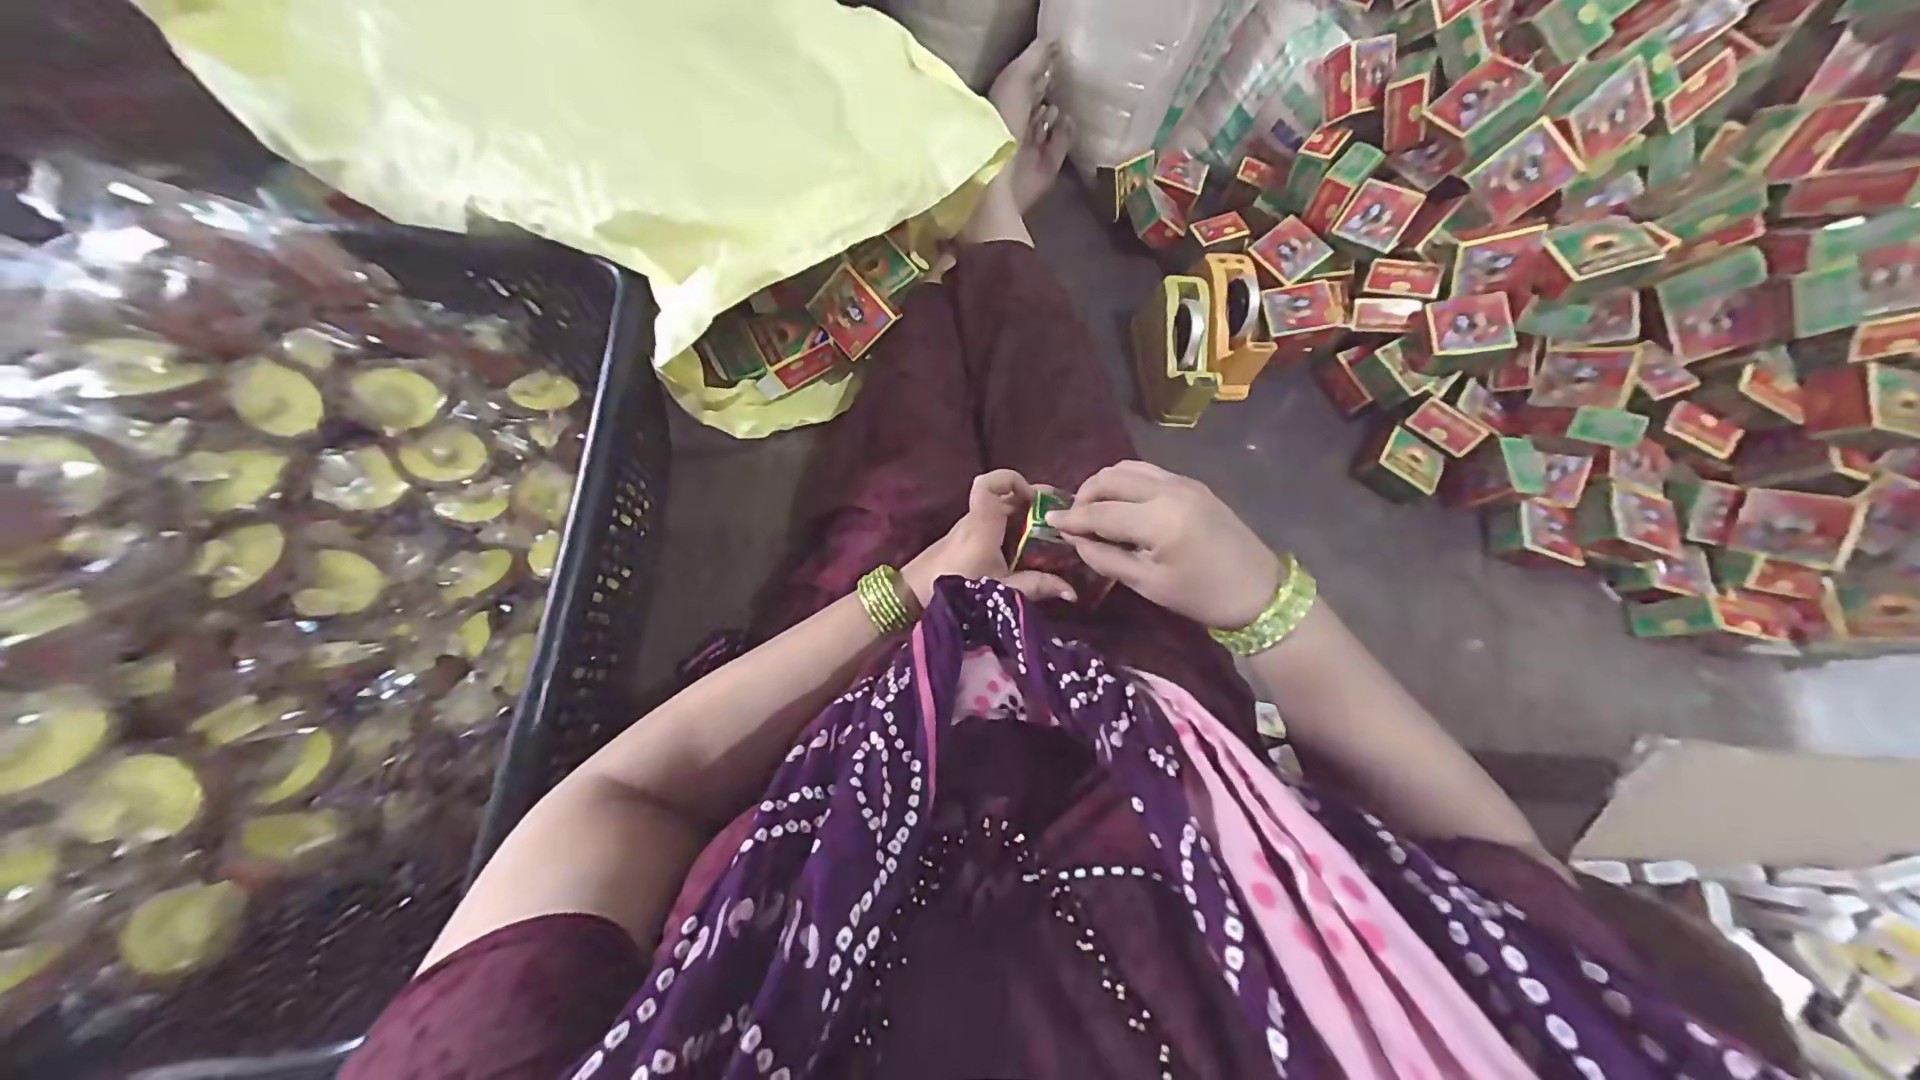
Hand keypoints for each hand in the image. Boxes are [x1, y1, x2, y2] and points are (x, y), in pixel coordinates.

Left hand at [901, 470, 1077, 605]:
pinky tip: (1027, 545)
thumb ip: (1036, 587)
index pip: (990, 483)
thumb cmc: (955, 589)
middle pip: (1003, 493)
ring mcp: (967, 527)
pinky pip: (993, 521)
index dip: (1013, 480)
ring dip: (1023, 514)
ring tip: (1049, 530)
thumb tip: (1072, 591)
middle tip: (1058, 514)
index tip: (1035, 499)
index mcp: (982, 525)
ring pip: (999, 507)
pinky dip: (1012, 526)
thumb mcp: (1000, 591)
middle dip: (1031, 499)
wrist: (912, 597)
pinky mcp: (964, 538)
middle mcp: (974, 519)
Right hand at [1047, 461, 1279, 629]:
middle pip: (1109, 479)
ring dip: (1103, 484)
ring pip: (1126, 468)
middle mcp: (1168, 491)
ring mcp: (1182, 482)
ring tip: (1094, 510)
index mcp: (1159, 521)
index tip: (1048, 523)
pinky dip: (1124, 482)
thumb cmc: (1200, 596)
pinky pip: (1146, 471)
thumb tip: (1074, 539)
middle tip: (1073, 519)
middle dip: (1084, 496)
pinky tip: (1120, 503)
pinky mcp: (1191, 483)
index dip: (1071, 519)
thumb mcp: (1147, 584)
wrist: (1259, 591)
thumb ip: (1104, 558)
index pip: (1100, 512)